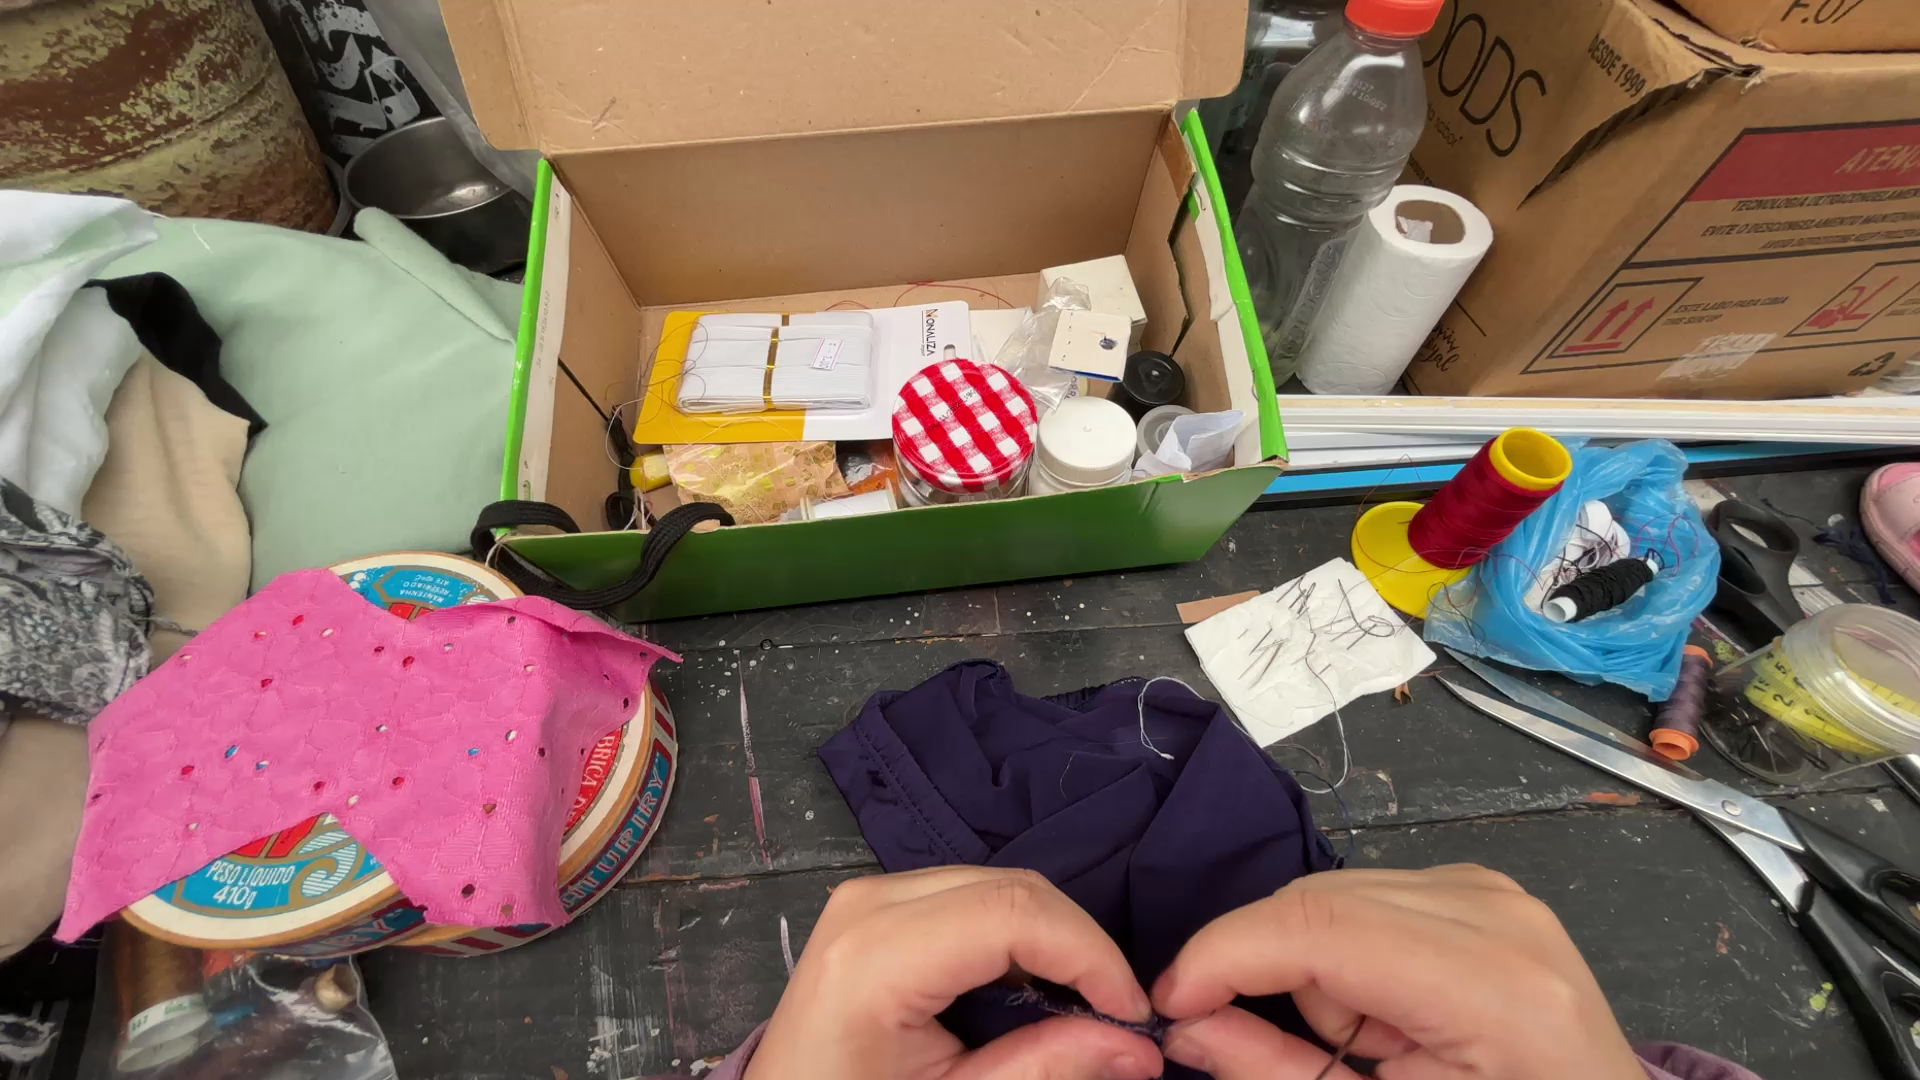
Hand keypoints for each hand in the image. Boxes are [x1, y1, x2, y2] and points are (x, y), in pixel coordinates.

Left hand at [747, 867, 1162, 1079]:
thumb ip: (1045, 1070)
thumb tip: (1139, 1049)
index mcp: (877, 954)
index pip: (1011, 912)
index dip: (1087, 952)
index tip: (1133, 1012)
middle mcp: (871, 898)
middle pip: (1007, 887)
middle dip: (1076, 943)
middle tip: (1116, 1013)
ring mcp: (870, 891)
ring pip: (993, 883)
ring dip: (1048, 935)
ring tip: (1078, 1002)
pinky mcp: (876, 899)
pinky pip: (967, 894)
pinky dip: (1013, 932)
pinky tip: (1028, 983)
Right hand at [1152, 865, 1646, 1079]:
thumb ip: (1274, 1070)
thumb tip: (1181, 1023)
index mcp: (1498, 989)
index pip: (1318, 930)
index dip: (1227, 954)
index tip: (1170, 998)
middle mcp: (1494, 910)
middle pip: (1314, 903)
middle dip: (1274, 973)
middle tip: (1300, 1050)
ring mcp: (1489, 887)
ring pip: (1328, 895)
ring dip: (1317, 967)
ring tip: (1377, 1038)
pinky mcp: (1477, 882)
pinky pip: (1359, 896)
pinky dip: (1348, 951)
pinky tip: (1394, 1003)